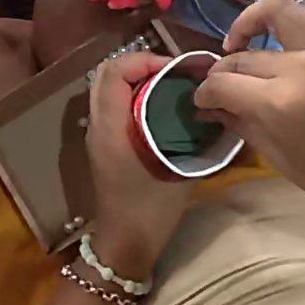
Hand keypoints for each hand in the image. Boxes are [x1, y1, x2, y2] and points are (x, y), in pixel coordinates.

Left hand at [85, 51, 194, 281]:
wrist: (125, 245)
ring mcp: (96, 134)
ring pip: (106, 87)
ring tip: (168, 86)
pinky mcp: (102, 144)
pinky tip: (158, 107)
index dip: (144, 60)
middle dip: (139, 64)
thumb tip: (208, 105)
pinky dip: (131, 94)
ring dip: (134, 79)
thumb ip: (188, 133)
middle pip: (106, 73)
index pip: (115, 72)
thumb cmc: (151, 209)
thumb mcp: (178, 169)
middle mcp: (97, 125)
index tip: (175, 69)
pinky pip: (110, 104)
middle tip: (172, 74)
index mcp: (111, 128)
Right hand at [193, 0, 304, 238]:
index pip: (224, 85)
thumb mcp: (280, 160)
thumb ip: (241, 124)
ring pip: (282, 10)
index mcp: (280, 105)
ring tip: (246, 40)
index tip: (202, 100)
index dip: (205, 93)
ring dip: (254, 20)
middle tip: (224, 87)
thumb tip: (209, 106)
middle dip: (225, 71)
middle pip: (247, 55)